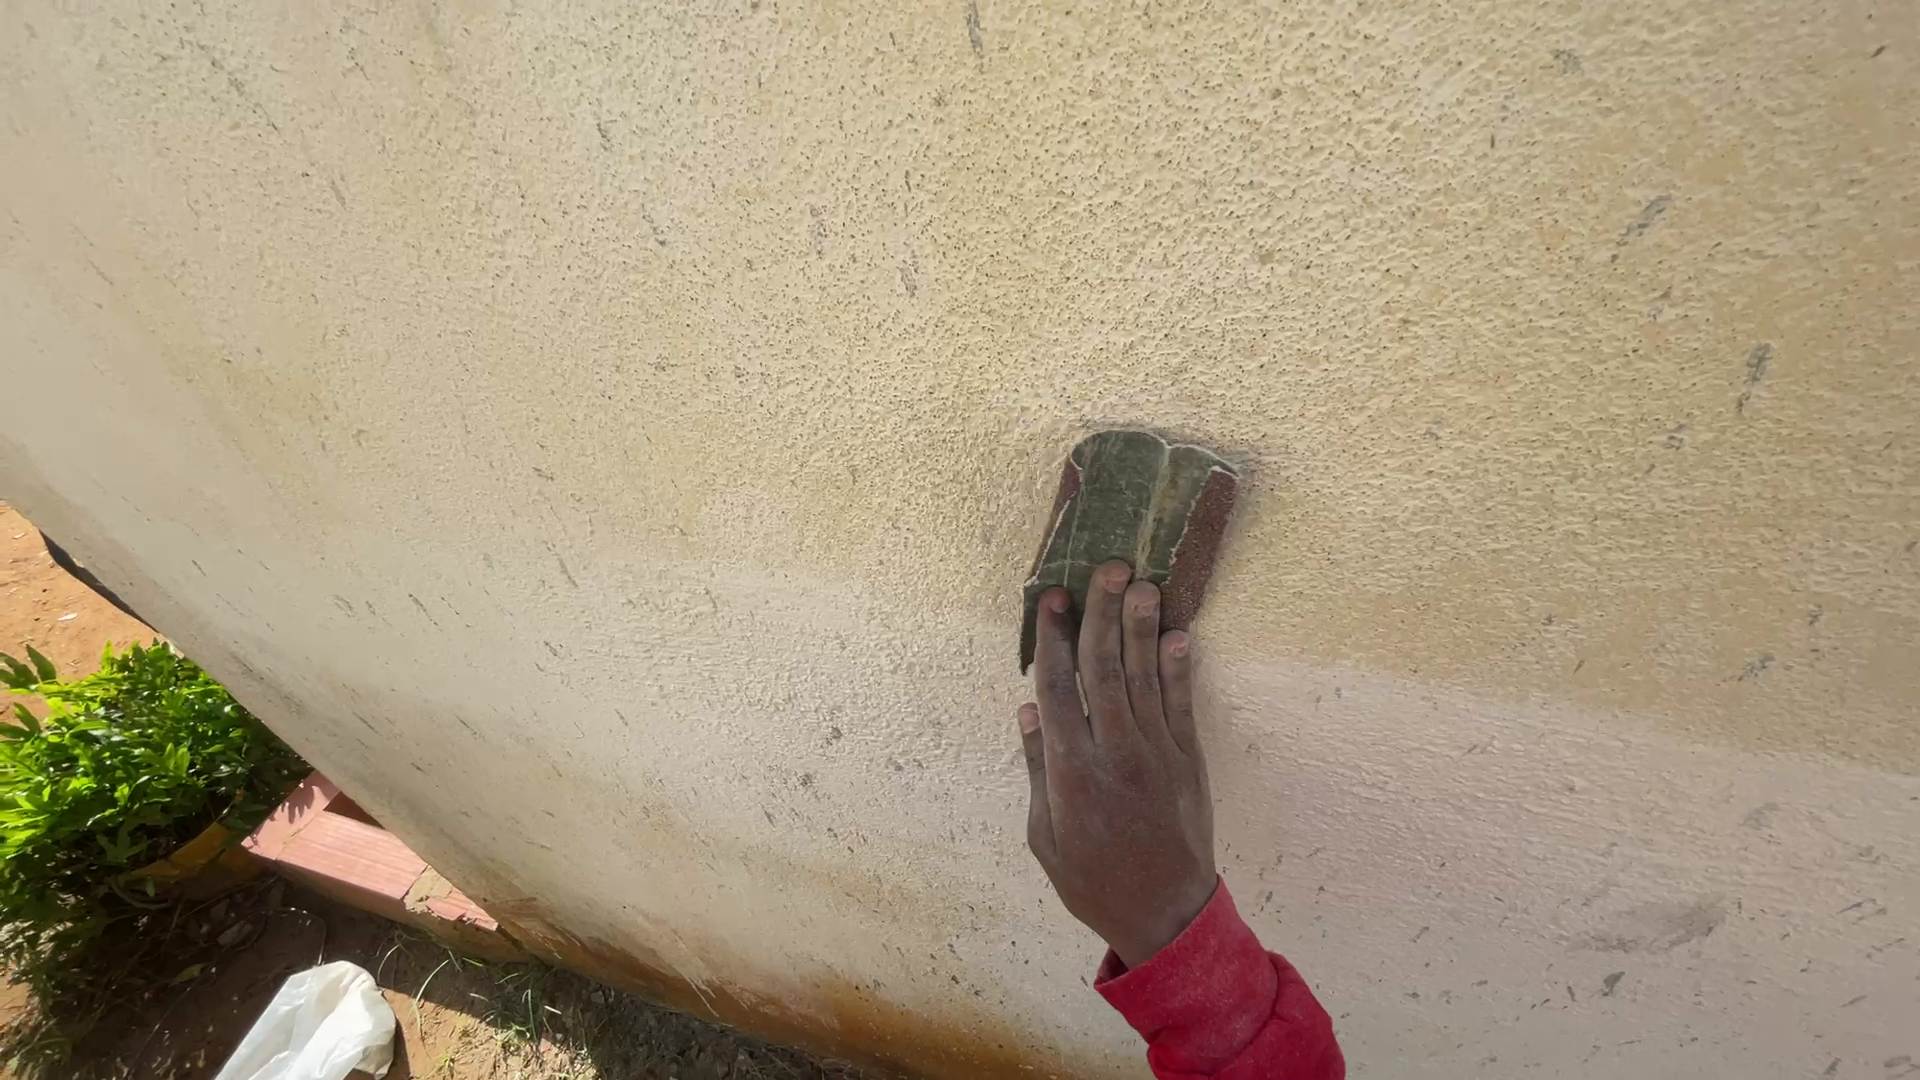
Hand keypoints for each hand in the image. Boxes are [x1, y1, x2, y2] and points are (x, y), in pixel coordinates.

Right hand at [1019, 560, 1217, 968]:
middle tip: (1106, 568)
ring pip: (1144, 678)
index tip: (1053, 599)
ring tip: (1141, 584)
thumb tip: (1027, 710)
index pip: (1057, 688)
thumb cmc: (1092, 877)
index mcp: (1070, 771)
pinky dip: (1180, 669)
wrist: (1165, 915)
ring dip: (1141, 628)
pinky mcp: (1188, 760)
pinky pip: (1182, 706)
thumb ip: (1036, 769)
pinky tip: (1178, 633)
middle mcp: (1113, 752)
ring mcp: (1156, 754)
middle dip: (1102, 616)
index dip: (1053, 639)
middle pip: (1103, 670)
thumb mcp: (1043, 835)